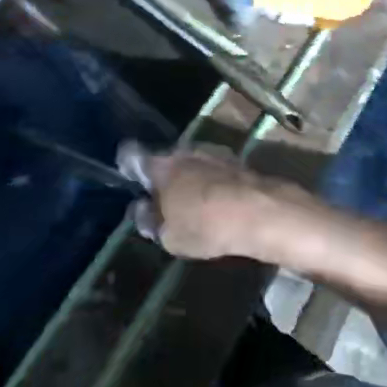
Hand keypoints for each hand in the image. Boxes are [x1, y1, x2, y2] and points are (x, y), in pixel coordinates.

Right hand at [117, 143, 306, 260]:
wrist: (259, 213)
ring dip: (188, 178)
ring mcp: (211, 152)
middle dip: (161, 176)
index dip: (126, 166)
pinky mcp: (236, 160)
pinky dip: (211, 183)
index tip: (128, 179)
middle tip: (163, 201)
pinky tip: (217, 204)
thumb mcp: (169, 236)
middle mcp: (182, 150)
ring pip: (190, 162)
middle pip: (163, 159)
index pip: (131, 154)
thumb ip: (149, 221)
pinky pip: (213, 170)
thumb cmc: (204, 225)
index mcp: (159, 165)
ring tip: (192, 205)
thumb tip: (141, 210)